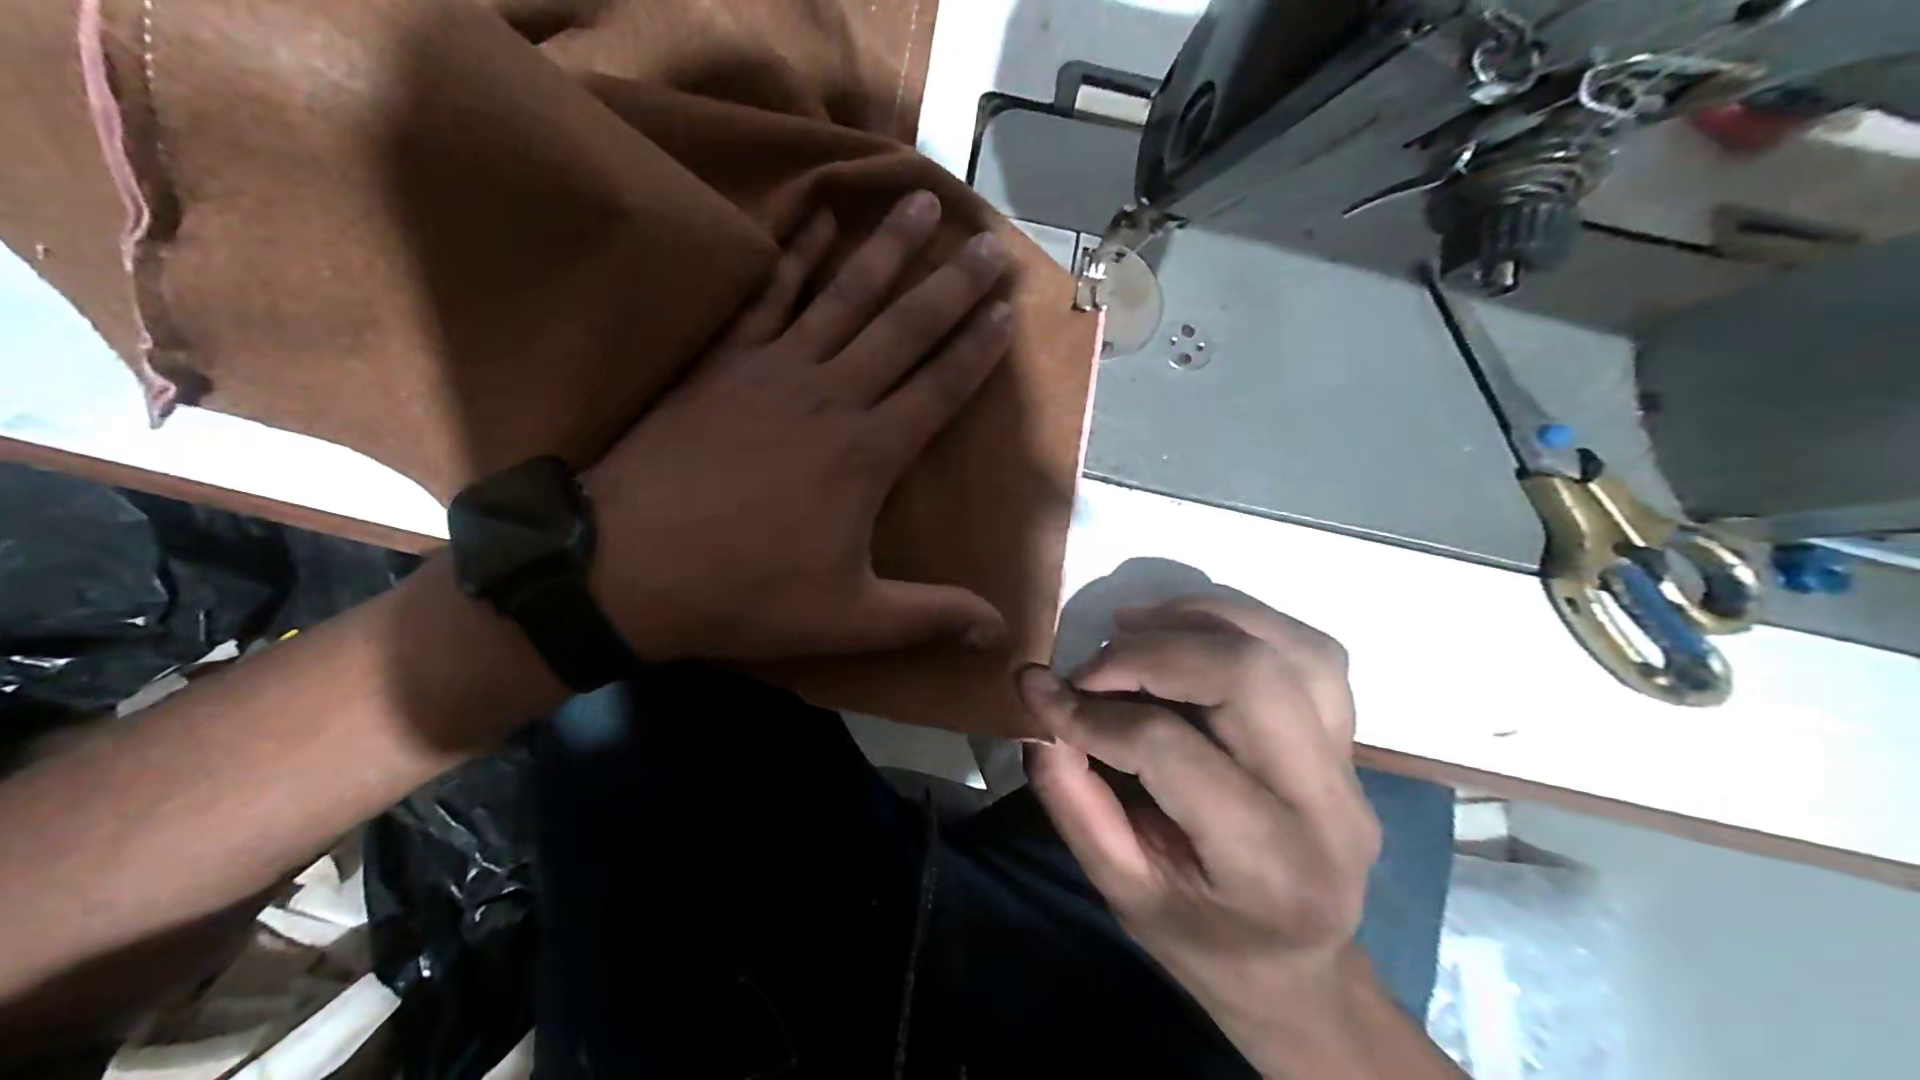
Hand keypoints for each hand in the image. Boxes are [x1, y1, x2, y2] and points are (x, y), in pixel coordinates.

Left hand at [583, 191, 1014, 660]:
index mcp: (868, 453)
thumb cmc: (746, 593)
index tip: (1006, 310)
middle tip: (988, 242)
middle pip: (905, 328)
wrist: (628, 568)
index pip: (940, 387)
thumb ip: (930, 616)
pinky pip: (768, 294)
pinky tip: (816, 217)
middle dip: (953, 284)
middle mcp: (832, 396)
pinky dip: (794, 253)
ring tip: (921, 200)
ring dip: (888, 249)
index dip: (978, 349)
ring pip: (845, 295)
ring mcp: (774, 369)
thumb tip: (1001, 636)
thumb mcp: (850, 617)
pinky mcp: (725, 361)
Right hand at [1018, 594, 1388, 1070]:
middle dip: (1150, 653)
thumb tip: (1037, 699)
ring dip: (1199, 618)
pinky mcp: (1352, 739)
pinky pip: (1310, 651)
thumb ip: (1073, 797)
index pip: (1171, 748)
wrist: (1297, 971)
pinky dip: (1241, 623)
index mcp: (1268, 864)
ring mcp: (1353, 766)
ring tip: (1132, 626)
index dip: (1093, 713)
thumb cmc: (1201, 941)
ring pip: (1289, 647)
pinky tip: (1188, 631)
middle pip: (1247, 676)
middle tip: (1092, 666)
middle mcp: (1329, 805)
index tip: (1041, 694)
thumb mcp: (1120, 890)